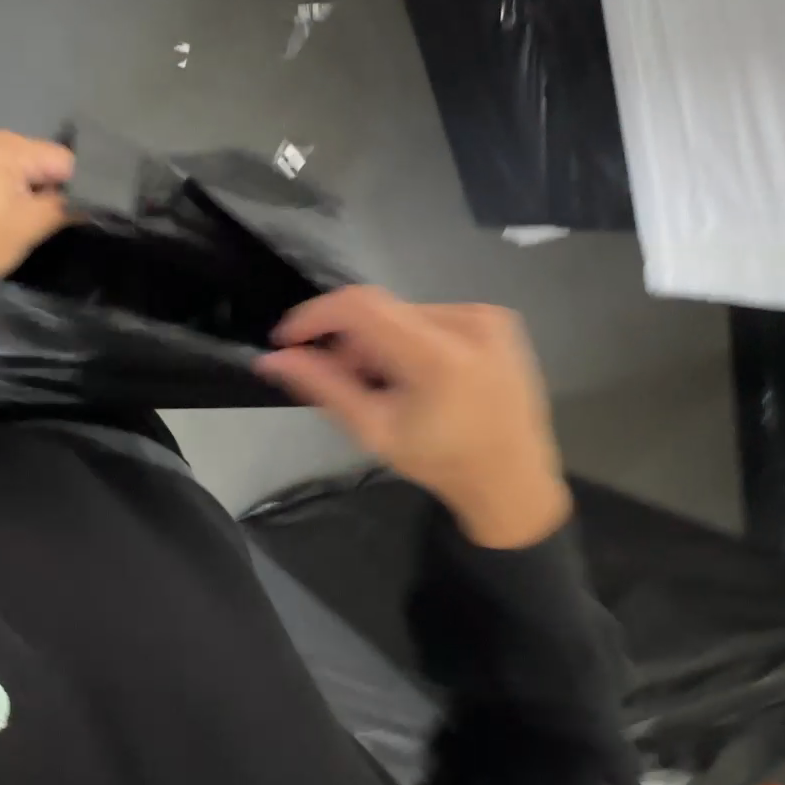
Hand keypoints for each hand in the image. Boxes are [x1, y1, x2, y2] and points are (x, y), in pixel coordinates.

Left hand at [0, 129, 74, 282]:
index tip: (80, 211)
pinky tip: (13, 210)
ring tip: (33, 216)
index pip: (62, 158)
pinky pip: (3, 170)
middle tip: (56, 217)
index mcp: (8, 146)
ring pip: (24, 165)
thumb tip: (92, 202)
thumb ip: (65, 207)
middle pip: (42, 158)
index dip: (77, 185)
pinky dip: (13, 187)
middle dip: (52, 186)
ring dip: (33, 188)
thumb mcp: (30, 227)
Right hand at [257, 288, 569, 548]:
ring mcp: (487, 317)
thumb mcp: (371, 429)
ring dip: (377, 342)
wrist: (512, 479)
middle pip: (380, 312)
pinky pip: (431, 317)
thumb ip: (321, 386)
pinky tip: (411, 376)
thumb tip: (272, 359)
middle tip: (338, 379)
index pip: (360, 305)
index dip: (314, 315)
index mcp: (438, 354)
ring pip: (403, 314)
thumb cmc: (439, 461)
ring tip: (378, 384)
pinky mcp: (497, 321)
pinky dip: (407, 341)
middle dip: (348, 341)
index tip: (287, 339)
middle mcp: (467, 321)